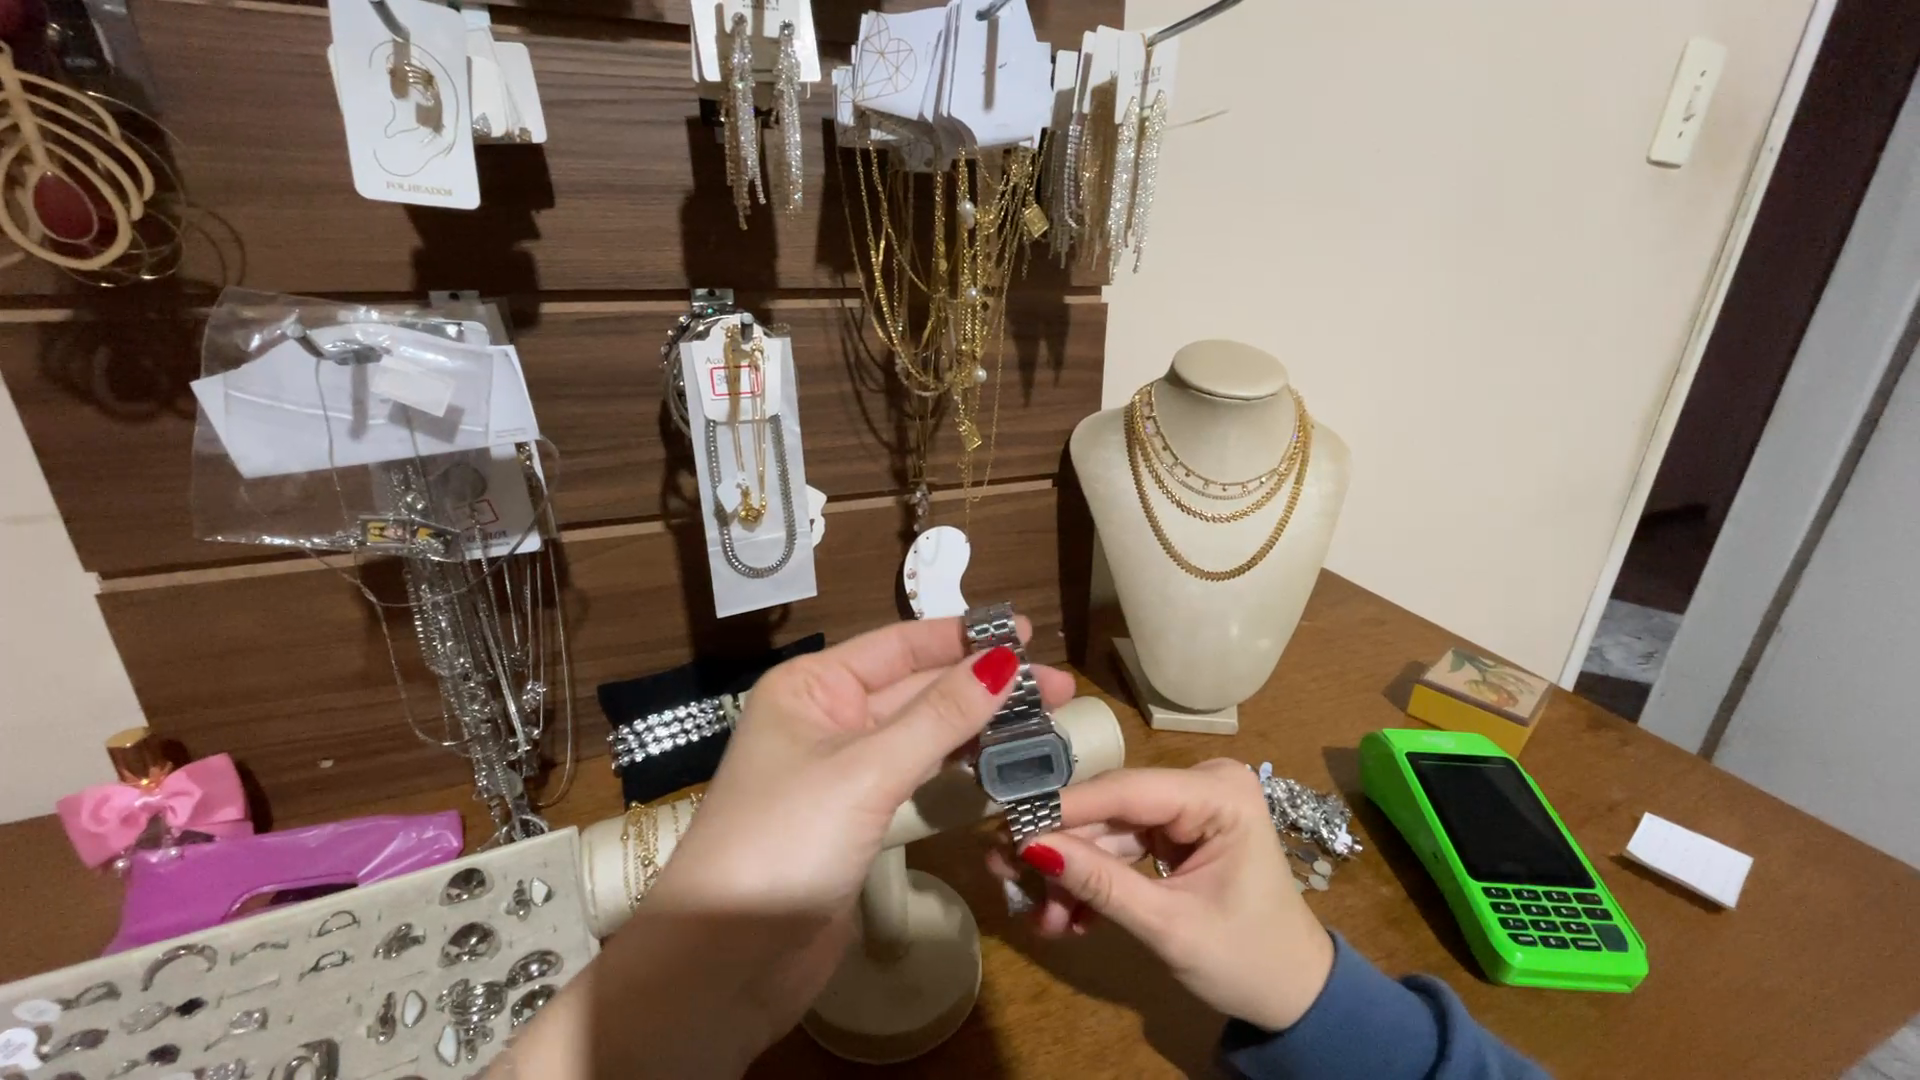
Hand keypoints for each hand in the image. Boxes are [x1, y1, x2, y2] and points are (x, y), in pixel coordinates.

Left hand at [647, 617, 1075, 1038]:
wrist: (726, 962)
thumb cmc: (785, 841)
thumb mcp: (865, 769)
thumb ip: (938, 716)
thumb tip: (1002, 659)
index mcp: (812, 685)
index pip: (898, 645)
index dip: (962, 637)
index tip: (1025, 632)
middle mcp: (828, 717)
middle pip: (917, 688)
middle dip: (983, 686)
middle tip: (1056, 688)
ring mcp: (846, 769)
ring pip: (923, 734)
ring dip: (978, 727)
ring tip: (1043, 723)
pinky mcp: (862, 816)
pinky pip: (919, 776)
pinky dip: (959, 768)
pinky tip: (1002, 764)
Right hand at [993, 760, 1334, 1031]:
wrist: (1294, 995)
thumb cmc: (1249, 960)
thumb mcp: (1170, 928)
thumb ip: (1101, 885)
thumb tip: (1031, 847)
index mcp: (1219, 794)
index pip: (1127, 791)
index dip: (1065, 807)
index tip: (1008, 824)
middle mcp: (1201, 785)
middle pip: (1111, 810)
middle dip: (1062, 850)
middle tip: (1005, 871)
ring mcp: (1186, 807)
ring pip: (1108, 831)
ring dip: (1072, 873)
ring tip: (1037, 913)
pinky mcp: (1174, 830)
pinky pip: (1121, 847)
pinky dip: (1093, 880)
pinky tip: (1065, 915)